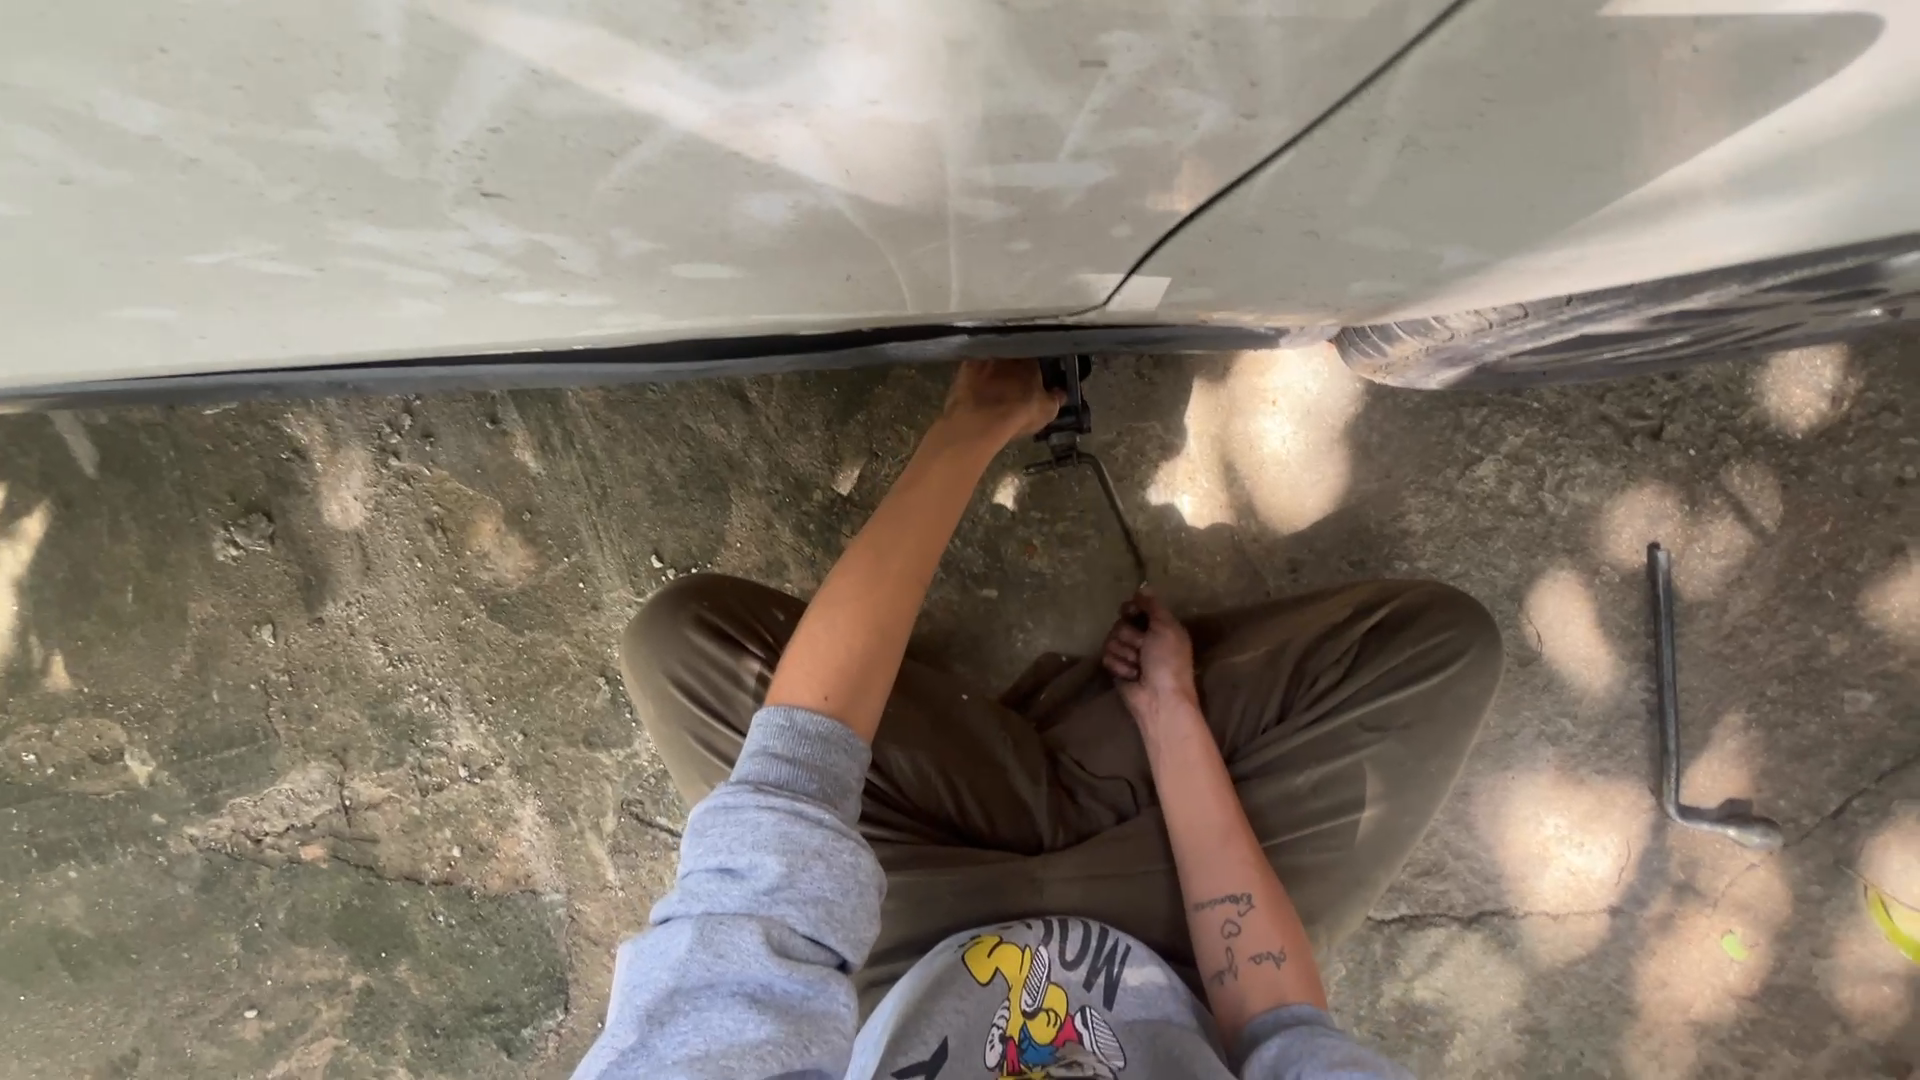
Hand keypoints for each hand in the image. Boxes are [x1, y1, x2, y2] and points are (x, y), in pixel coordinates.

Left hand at [937, 359, 1065, 448]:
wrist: (981, 421)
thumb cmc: (1019, 414)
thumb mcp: (1047, 411)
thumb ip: (1055, 398)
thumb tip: (1060, 393)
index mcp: (1032, 360)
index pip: (1038, 357)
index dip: (1037, 368)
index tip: (1035, 377)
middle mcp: (1008, 353)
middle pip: (1014, 356)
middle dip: (1014, 365)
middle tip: (1014, 379)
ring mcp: (985, 359)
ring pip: (993, 358)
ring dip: (995, 367)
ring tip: (994, 381)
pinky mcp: (964, 367)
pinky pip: (973, 366)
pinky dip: (976, 373)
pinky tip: (976, 383)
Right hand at [1101, 589, 1198, 726]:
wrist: (1159, 698)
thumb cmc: (1168, 662)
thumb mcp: (1167, 628)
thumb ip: (1154, 606)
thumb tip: (1143, 587)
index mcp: (1159, 626)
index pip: (1135, 607)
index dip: (1131, 609)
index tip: (1132, 612)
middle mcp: (1143, 637)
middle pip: (1120, 623)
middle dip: (1131, 637)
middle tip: (1143, 648)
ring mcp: (1128, 653)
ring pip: (1110, 639)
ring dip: (1126, 653)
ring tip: (1139, 666)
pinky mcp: (1116, 667)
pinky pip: (1106, 656)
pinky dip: (1120, 666)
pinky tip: (1132, 675)